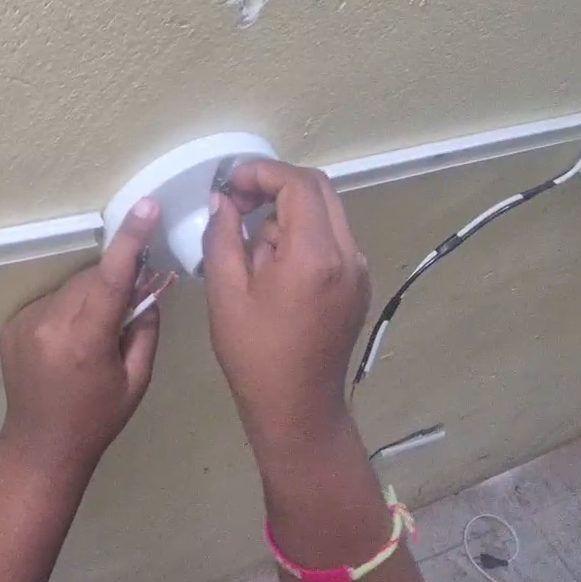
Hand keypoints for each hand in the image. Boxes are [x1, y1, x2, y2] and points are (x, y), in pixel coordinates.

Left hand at [0, 198, 164, 477]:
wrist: (40, 446)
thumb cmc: (96, 418)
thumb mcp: (136, 380)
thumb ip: (145, 329)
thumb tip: (148, 290)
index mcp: (85, 341)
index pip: (111, 278)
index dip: (130, 240)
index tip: (146, 207)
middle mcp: (50, 325)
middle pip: (90, 279)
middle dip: (113, 283)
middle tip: (133, 302)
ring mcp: (25, 323)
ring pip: (70, 288)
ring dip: (89, 297)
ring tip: (94, 334)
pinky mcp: (11, 325)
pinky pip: (51, 302)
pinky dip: (68, 310)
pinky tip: (69, 342)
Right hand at [202, 160, 370, 452]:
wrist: (297, 408)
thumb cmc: (254, 354)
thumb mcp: (225, 293)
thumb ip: (223, 236)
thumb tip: (222, 201)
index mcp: (314, 257)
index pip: (297, 185)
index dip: (261, 173)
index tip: (229, 186)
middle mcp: (347, 256)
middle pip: (318, 189)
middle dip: (275, 185)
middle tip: (237, 201)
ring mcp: (358, 270)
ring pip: (325, 212)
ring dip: (286, 212)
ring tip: (250, 248)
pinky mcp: (357, 283)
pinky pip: (331, 238)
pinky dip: (301, 234)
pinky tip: (273, 265)